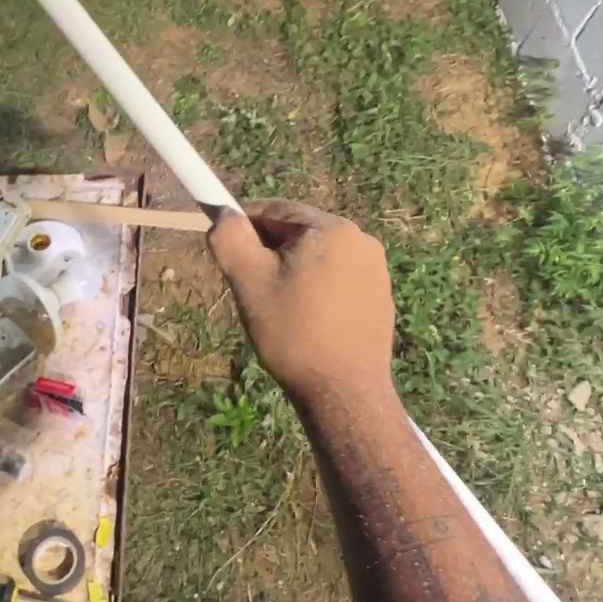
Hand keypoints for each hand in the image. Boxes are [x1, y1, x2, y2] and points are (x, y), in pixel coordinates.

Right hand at [206, 199, 395, 401]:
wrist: (344, 392)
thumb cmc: (293, 334)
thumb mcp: (249, 282)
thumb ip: (231, 239)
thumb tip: (222, 216)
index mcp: (331, 229)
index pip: (275, 209)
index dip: (243, 223)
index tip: (226, 244)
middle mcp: (360, 240)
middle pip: (297, 231)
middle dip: (268, 251)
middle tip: (250, 285)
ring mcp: (375, 268)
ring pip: (316, 255)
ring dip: (291, 271)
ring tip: (277, 307)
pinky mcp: (380, 295)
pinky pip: (337, 277)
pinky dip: (314, 288)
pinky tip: (305, 320)